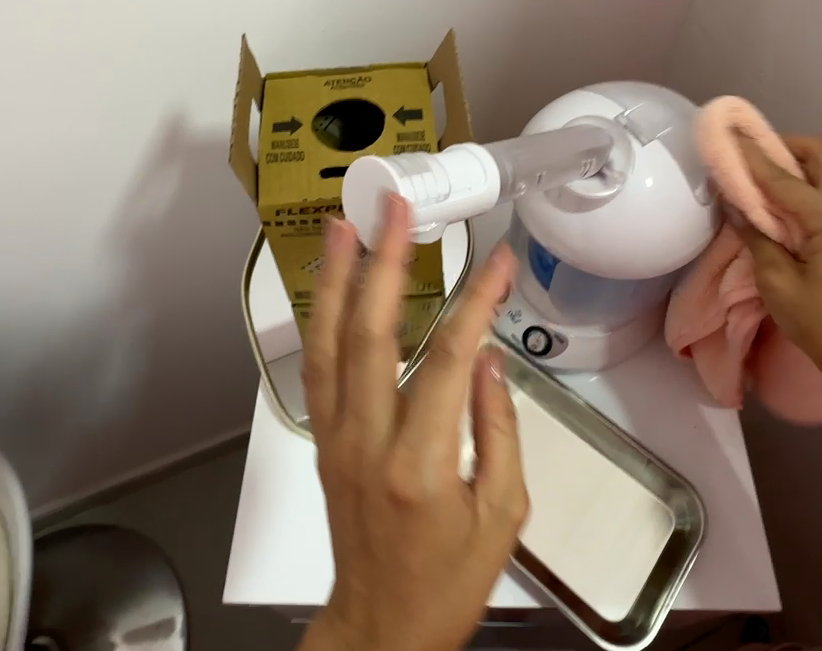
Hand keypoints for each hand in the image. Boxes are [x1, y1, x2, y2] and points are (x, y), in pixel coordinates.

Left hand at [297, 194, 528, 650]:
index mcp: (419, 464)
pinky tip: (330, 286)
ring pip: (332, 342)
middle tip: (396, 212)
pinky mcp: (324, 439)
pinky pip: (319, 368)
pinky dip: (323, 319)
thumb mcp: (502, 515)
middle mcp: (367, 441)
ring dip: (338, 279)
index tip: (498, 263)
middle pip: (372, 334)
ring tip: (344, 226)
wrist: (381, 626)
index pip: (451, 360)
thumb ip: (499, 431)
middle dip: (386, 263)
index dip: (477, 303)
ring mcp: (336, 436)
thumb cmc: (445, 583)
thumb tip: (490, 363)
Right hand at [733, 134, 821, 393]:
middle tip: (746, 153)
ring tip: (753, 173)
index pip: (783, 176)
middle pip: (817, 154)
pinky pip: (821, 189)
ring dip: (788, 162)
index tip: (725, 137)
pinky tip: (771, 198)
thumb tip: (734, 202)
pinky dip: (796, 182)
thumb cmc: (818, 321)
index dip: (751, 155)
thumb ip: (755, 234)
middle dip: (780, 144)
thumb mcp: (775, 280)